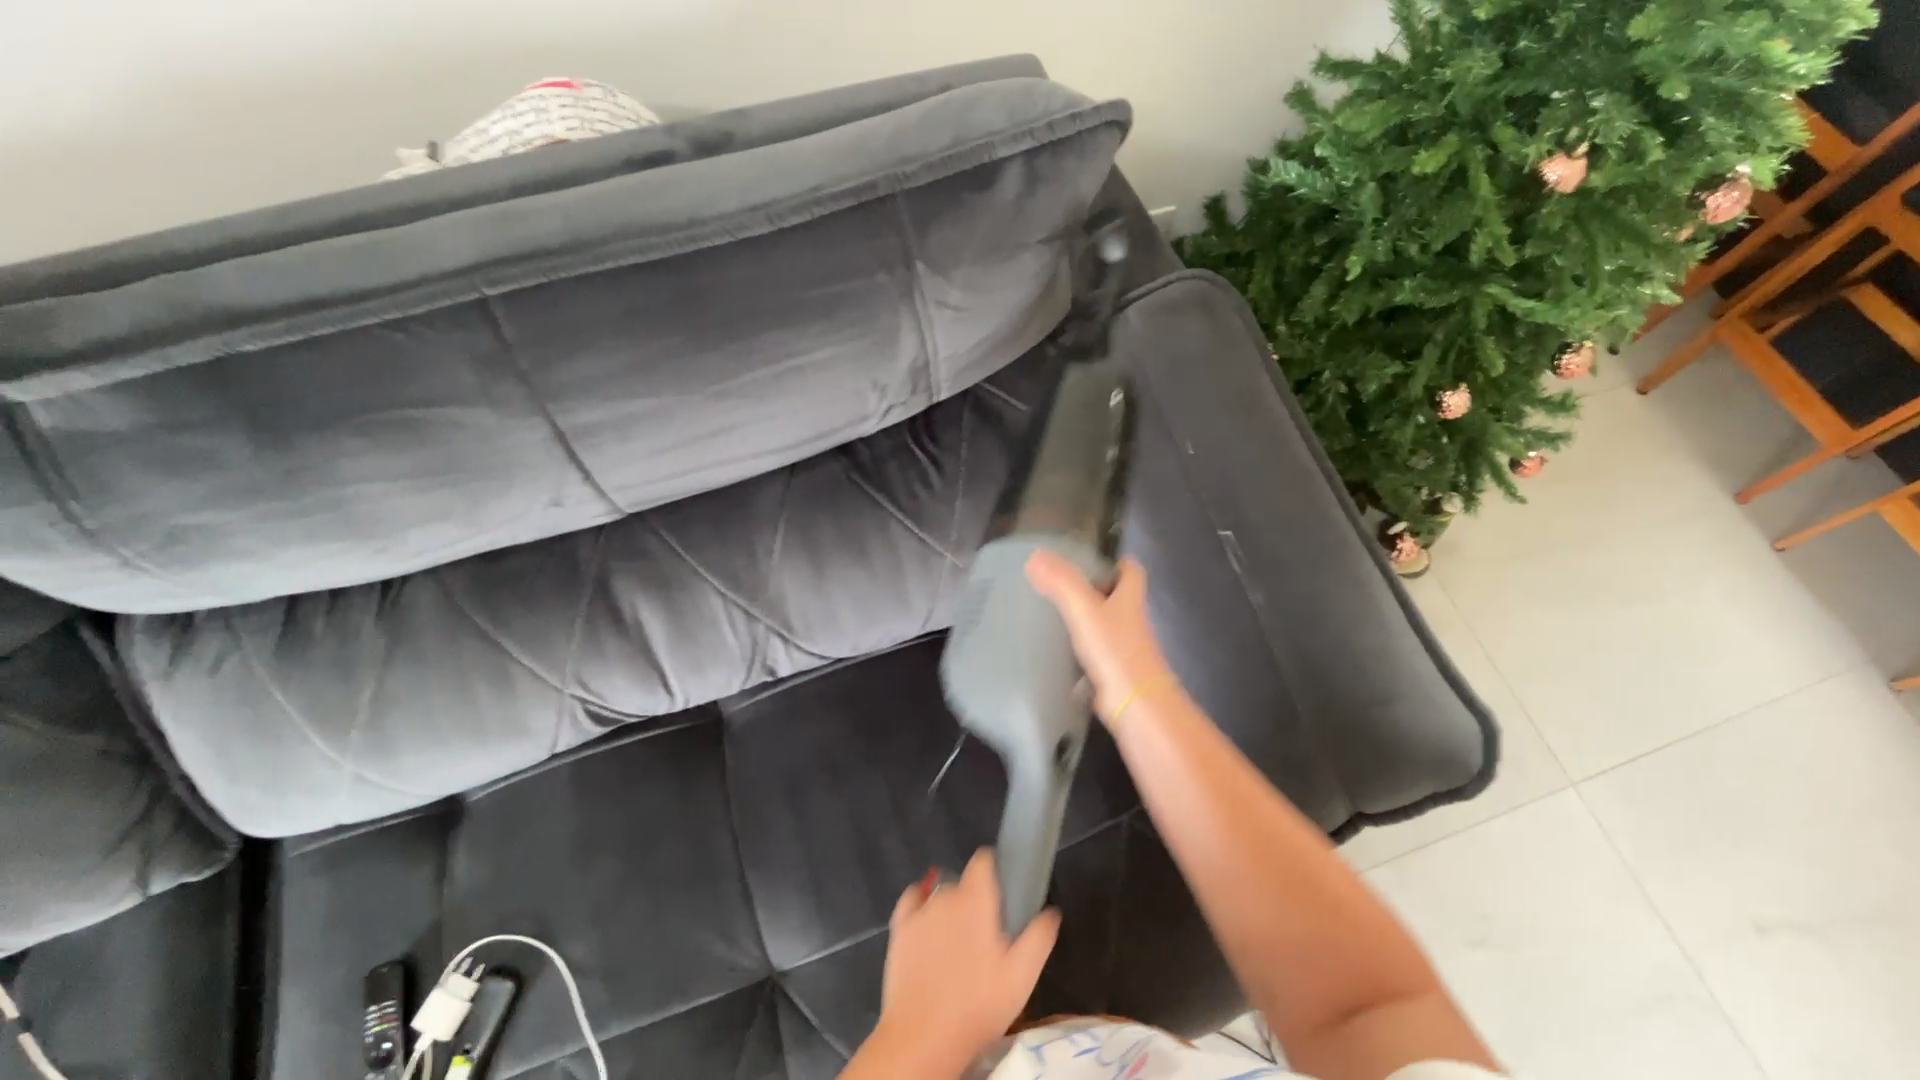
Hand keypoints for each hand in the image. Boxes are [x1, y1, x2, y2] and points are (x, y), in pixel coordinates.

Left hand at [875, 850, 1059, 1068]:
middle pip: (963, 882)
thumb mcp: (1022, 976)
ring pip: (939, 895)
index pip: (983, 861)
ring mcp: (918, 912)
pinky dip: (921, 904)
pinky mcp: (898, 930)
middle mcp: (945, 896)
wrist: (924, 1036)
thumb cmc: (978, 1005)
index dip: (994, 868)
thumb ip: (1039, 937)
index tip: (1004, 890)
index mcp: (976, 900)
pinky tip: (928, 923)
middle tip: (988, 934)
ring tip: (960, 942)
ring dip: (951, 907)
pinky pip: (911, 901)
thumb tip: (1050, 912)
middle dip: (976, 898)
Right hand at [1025, 552, 1176, 725]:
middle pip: (1119, 599)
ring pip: (1107, 627)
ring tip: (1054, 616)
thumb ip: (1062, 583)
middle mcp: (1133, 622)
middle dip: (1096, 592)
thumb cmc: (1116, 651)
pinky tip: (1058, 652)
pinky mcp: (1115, 674)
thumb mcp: (1085, 610)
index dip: (1117, 563)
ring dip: (1087, 622)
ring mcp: (1126, 650)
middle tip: (1062, 587)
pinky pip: (1097, 655)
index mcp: (1131, 600)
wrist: (1136, 705)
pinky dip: (1081, 652)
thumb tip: (1035, 555)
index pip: (1132, 572)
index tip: (1092, 561)